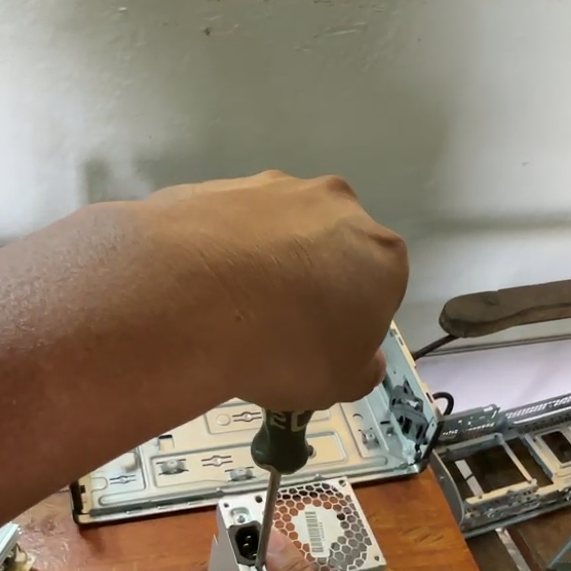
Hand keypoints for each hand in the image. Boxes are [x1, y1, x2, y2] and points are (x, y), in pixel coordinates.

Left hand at [132, 171, 408, 412]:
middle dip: (309, 284)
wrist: (191, 299)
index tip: (319, 348)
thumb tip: (366, 358)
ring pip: (275, 234)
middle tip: (274, 329)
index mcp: (380, 252)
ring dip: (262, 265)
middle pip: (329, 251)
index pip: (378, 290)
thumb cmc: (287, 348)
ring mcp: (272, 188)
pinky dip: (218, 254)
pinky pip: (225, 228)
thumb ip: (363, 368)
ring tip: (228, 311)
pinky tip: (199, 289)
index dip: (349, 323)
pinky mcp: (216, 186)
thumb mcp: (341, 384)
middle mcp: (335, 205)